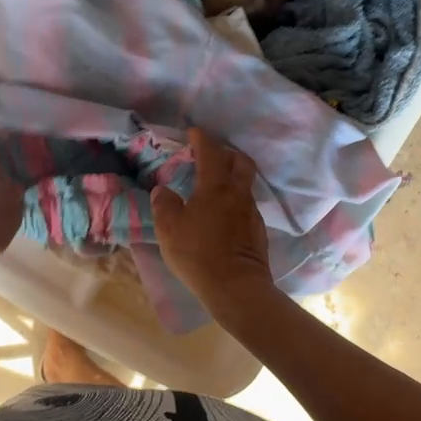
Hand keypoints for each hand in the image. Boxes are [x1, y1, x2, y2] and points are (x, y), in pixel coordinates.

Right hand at [152, 128, 273, 301]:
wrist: (235, 287)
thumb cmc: (198, 253)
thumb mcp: (169, 229)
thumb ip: (164, 205)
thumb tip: (163, 191)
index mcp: (216, 186)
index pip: (211, 152)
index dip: (202, 139)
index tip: (193, 133)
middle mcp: (238, 193)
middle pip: (240, 162)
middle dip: (226, 153)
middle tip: (210, 156)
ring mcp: (251, 212)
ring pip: (245, 184)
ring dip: (231, 178)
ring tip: (213, 187)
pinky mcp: (257, 231)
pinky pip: (246, 206)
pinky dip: (234, 201)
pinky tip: (222, 215)